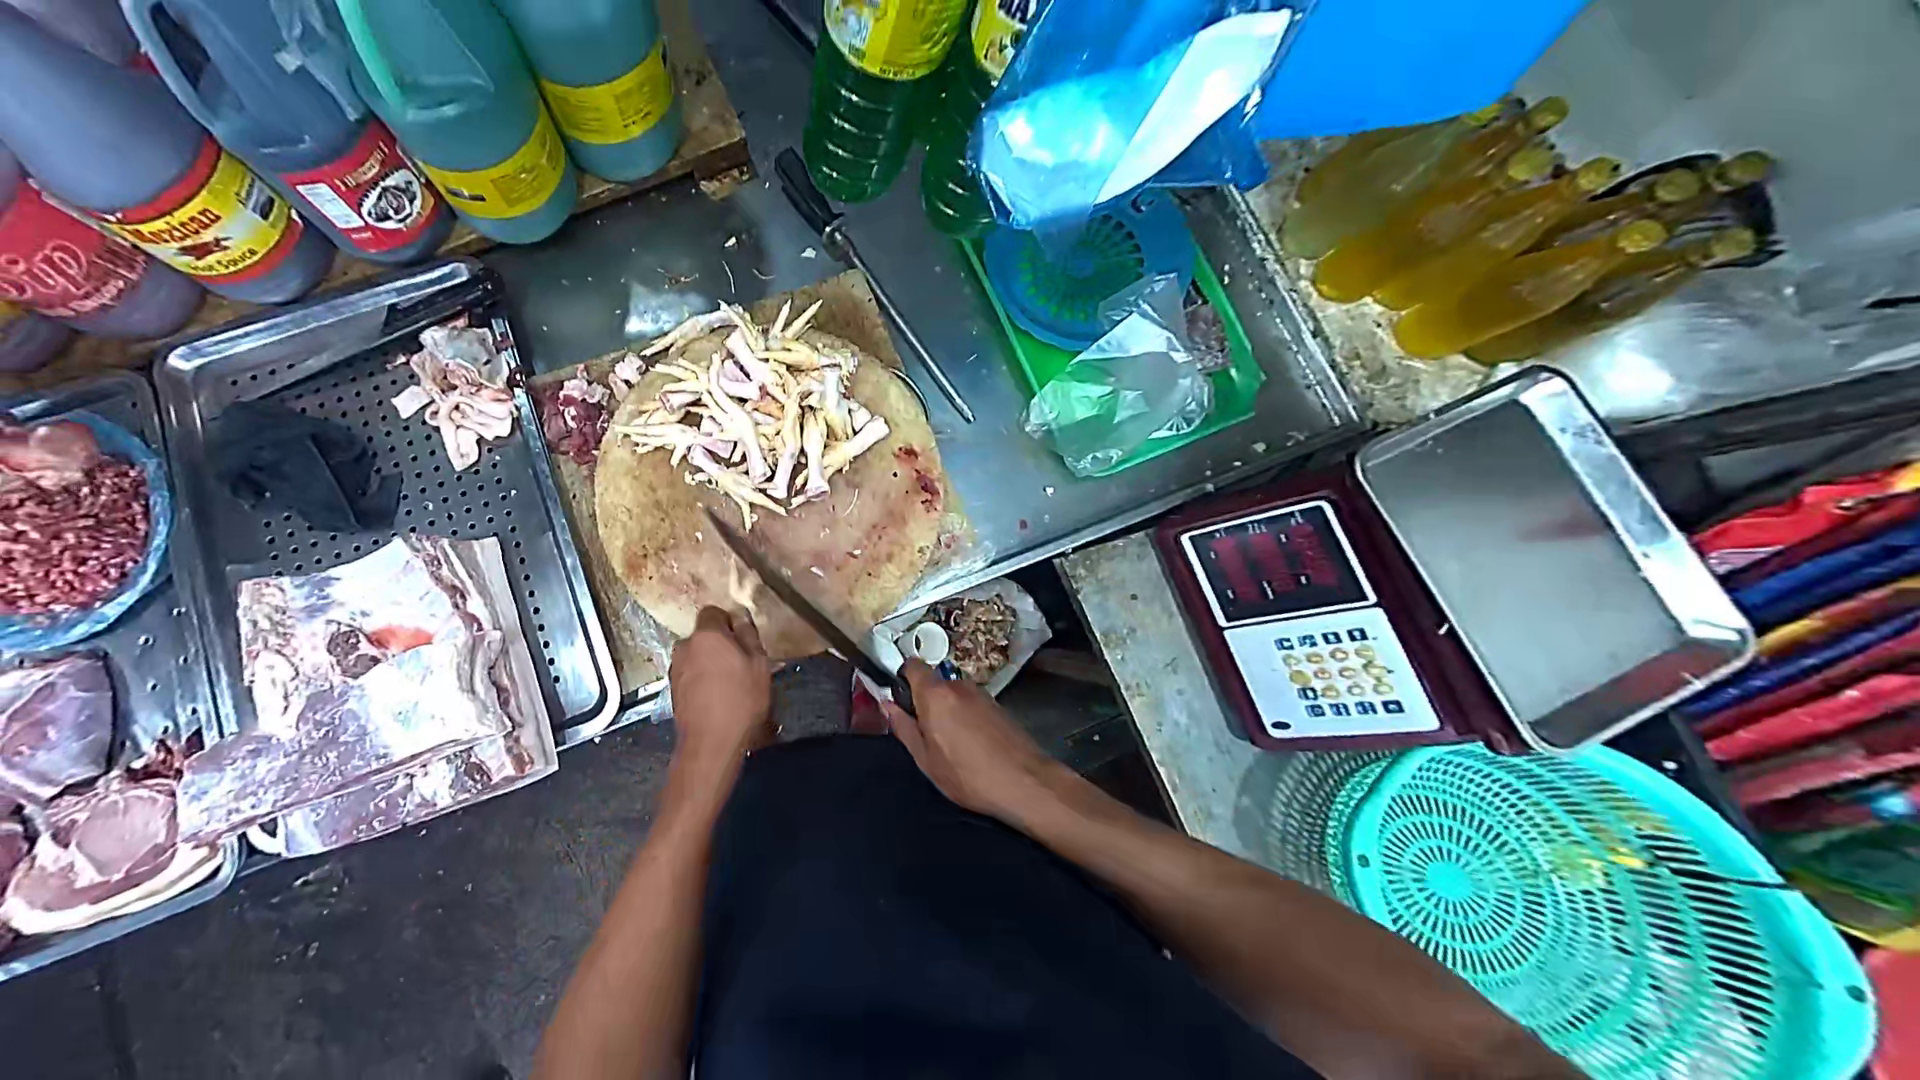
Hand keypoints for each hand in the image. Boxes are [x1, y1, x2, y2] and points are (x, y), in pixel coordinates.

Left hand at [668, 607, 772, 771]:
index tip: (743, 639)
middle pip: (704, 635)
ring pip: (696, 656)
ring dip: (710, 662)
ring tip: (729, 683)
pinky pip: (691, 674)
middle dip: (720, 643)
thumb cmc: (742, 699)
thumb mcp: (759, 663)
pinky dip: (702, 679)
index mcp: (706, 635)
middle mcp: (684, 647)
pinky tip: (717, 697)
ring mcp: (675, 669)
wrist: (711, 743)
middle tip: (741, 662)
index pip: (713, 612)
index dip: (729, 621)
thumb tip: (740, 617)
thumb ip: (748, 635)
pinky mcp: (672, 690)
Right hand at [884, 660, 1063, 826]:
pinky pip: (971, 704)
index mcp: (935, 694)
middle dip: (926, 703)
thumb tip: (887, 705)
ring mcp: (981, 694)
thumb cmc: (969, 775)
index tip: (898, 698)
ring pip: (953, 696)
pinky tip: (971, 746)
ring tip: (951, 746)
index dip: (902, 678)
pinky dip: (966, 718)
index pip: (913, 666)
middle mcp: (959, 686)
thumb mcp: (925, 759)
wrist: (1024, 781)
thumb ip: (904, 727)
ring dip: (947, 712)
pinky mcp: (997, 705)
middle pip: (934, 684)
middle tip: (925, 734)